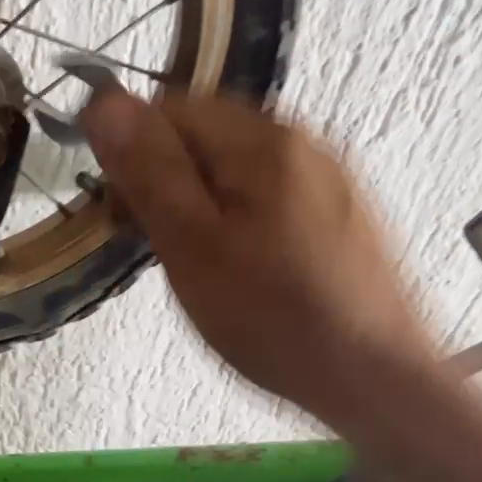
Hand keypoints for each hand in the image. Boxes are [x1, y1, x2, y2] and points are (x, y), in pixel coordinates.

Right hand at [82, 89, 439, 421]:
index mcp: (264, 139)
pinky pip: (272, 196)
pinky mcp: (344, 213)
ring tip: (200, 267)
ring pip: (238, 169)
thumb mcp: (192, 247)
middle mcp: (306, 139)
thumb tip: (104, 102)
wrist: (376, 378)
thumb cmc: (274, 319)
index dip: (132, 154)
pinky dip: (241, 221)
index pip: (171, 108)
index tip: (123, 215)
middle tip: (159, 248)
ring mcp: (332, 176)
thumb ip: (149, 172)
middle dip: (168, 181)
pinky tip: (245, 271)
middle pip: (208, 134)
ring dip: (202, 204)